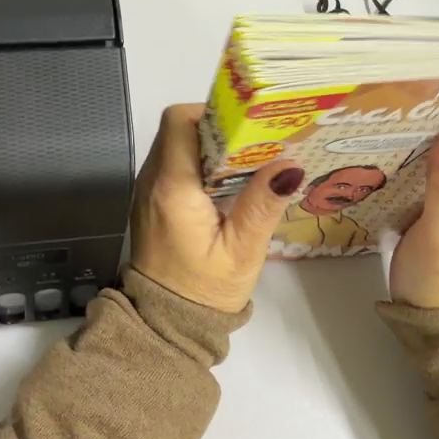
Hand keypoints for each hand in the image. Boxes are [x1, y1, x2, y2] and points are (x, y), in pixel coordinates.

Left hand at [130, 103, 304, 313]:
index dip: (211, 112)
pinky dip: (201, 162)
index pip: (178, 120)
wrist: (165, 326)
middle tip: (256, 140)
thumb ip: (262, 204)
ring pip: (177, 144)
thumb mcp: (242, 250)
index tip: (245, 125)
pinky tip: (231, 180)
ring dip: (210, 145)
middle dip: (217, 127)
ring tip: (250, 158)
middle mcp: (152, 179)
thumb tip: (289, 165)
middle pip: (179, 128)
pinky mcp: (153, 201)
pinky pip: (175, 165)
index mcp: (172, 186)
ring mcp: (149, 189)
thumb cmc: (203, 290)